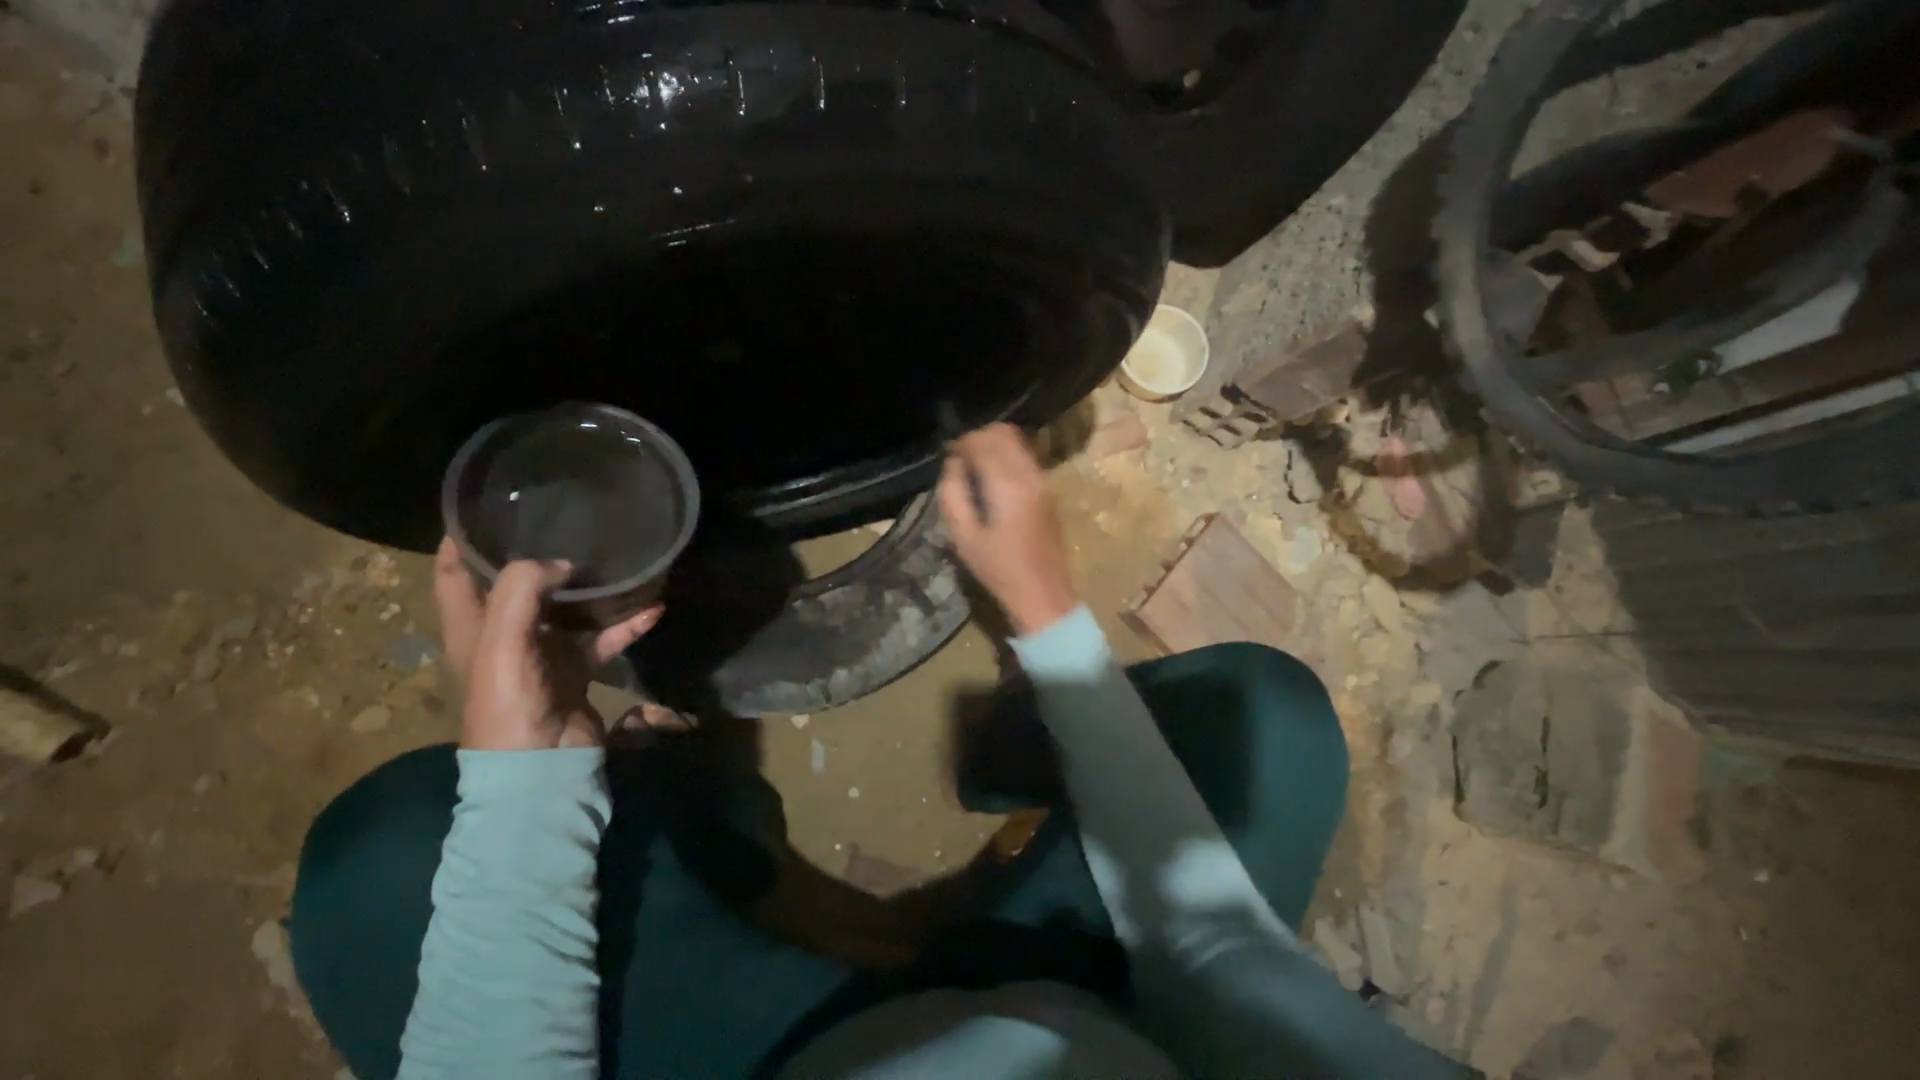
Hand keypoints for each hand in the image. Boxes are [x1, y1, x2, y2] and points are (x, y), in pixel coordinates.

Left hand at [434, 537, 663, 750]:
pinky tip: (651, 608)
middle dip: (536, 555)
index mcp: (470, 626)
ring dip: (589, 588)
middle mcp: (504, 634)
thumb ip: (523, 588)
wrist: (542, 765)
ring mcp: (543, 652)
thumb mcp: (502, 638)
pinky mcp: (577, 670)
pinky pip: (604, 638)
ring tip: (613, 557)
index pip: (453, 572)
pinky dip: (626, 624)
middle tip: (564, 520)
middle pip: (515, 584)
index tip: (484, 506)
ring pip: (565, 608)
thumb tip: (562, 564)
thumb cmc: (508, 700)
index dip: (461, 539)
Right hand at [938, 423, 1080, 635]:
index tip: (948, 456)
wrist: (1043, 594)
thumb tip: (953, 465)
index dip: (961, 443)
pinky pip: (1026, 457)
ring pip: (1018, 442)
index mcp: (1007, 485)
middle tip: (961, 460)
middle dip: (978, 438)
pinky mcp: (1049, 490)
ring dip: (994, 446)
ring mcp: (1044, 481)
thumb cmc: (999, 570)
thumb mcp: (963, 536)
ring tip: (975, 469)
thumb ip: (952, 494)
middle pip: (1003, 433)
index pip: (982, 442)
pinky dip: (1007, 457)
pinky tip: (993, 481)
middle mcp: (1030, 475)